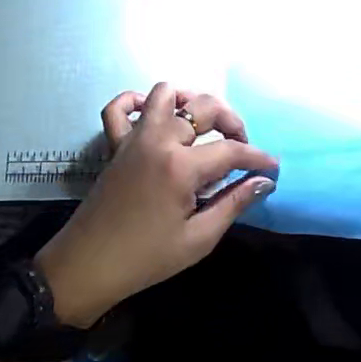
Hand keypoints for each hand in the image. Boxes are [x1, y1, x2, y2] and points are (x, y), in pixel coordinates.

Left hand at [37, 83, 275, 326]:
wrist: (87, 266)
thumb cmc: (147, 259)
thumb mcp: (199, 239)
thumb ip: (233, 203)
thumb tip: (263, 182)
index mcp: (181, 167)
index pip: (231, 150)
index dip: (258, 157)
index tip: (273, 168)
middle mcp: (158, 141)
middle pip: (203, 108)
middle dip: (232, 121)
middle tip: (242, 146)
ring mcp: (132, 139)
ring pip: (163, 95)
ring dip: (189, 103)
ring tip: (203, 126)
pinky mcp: (114, 146)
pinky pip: (118, 108)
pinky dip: (136, 102)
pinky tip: (153, 116)